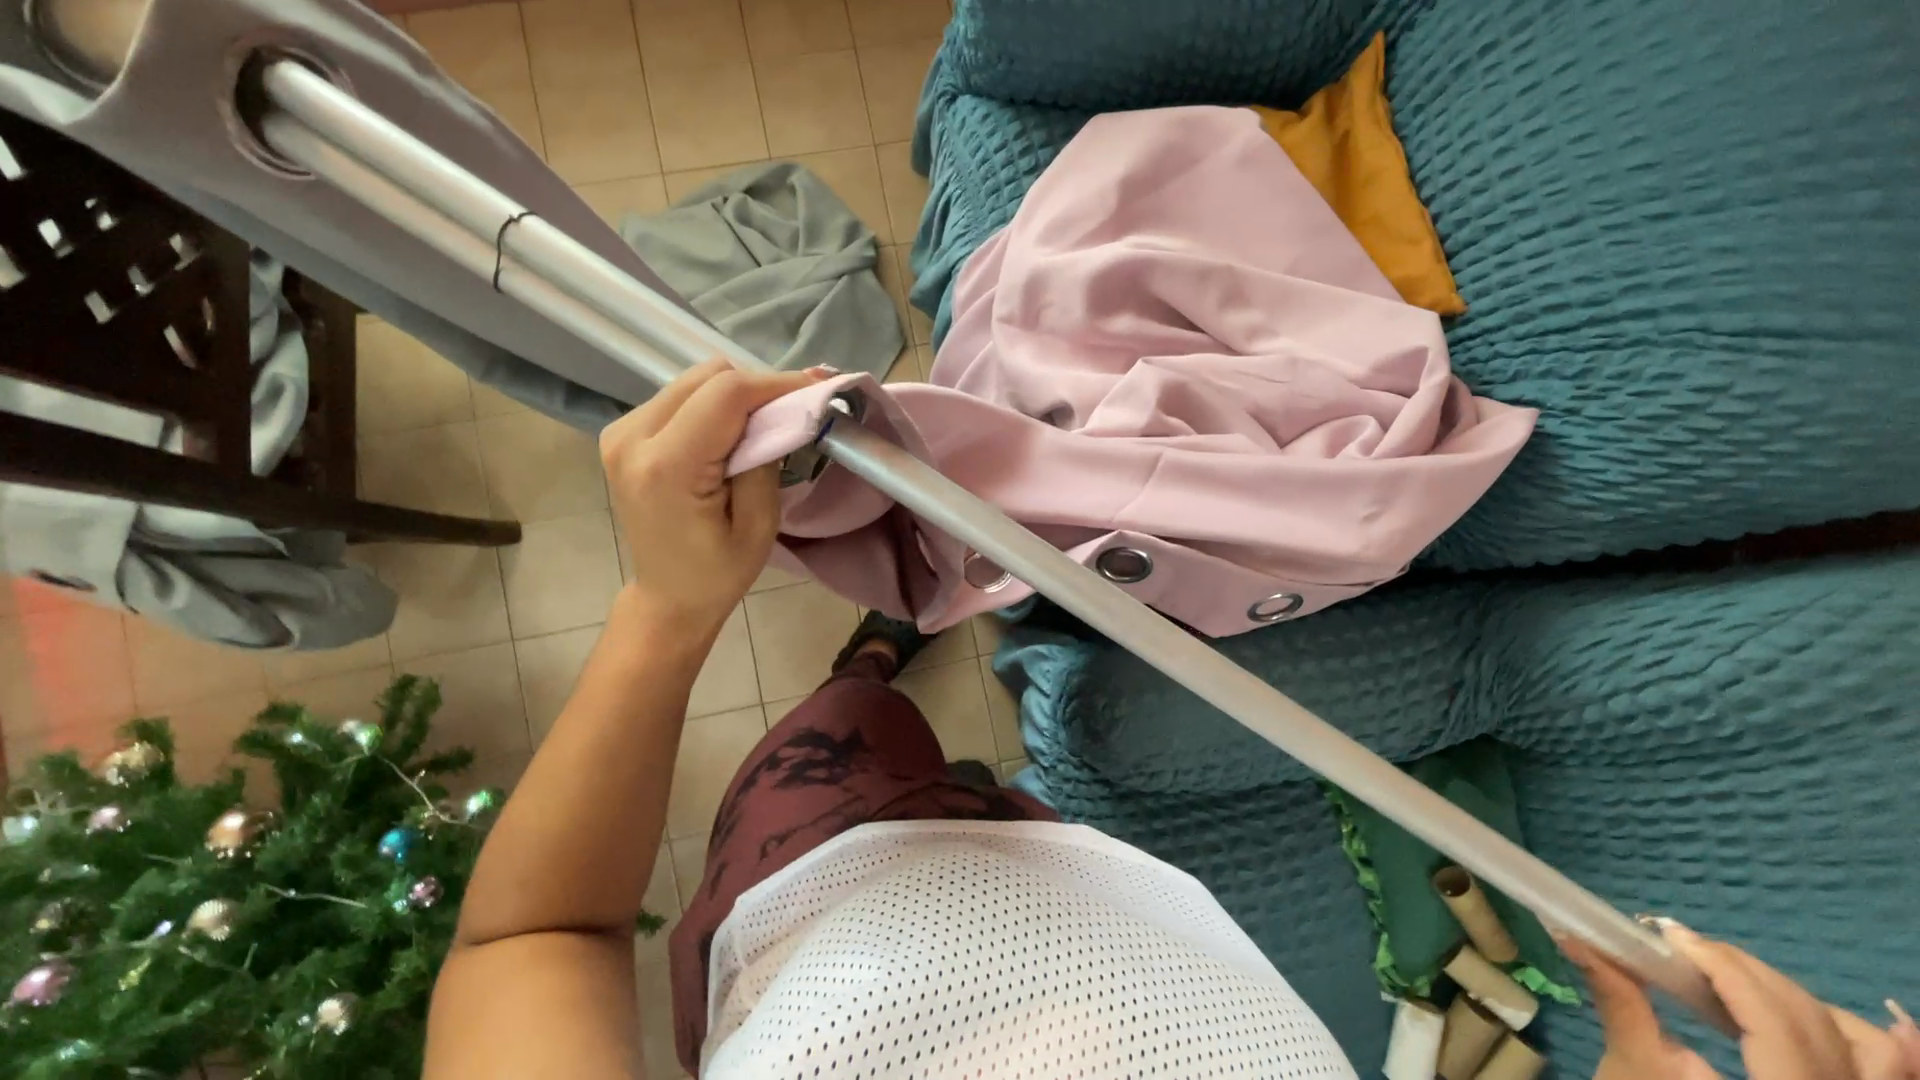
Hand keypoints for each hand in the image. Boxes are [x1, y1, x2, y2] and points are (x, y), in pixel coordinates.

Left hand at [600, 359, 823, 639]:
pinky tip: (733, 431)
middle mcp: (633, 438)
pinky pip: (680, 396)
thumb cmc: (718, 572)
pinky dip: (714, 404)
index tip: (818, 388)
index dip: (776, 384)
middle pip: (708, 376)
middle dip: (758, 387)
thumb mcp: (760, 524)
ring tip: (766, 422)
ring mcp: (621, 432)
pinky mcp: (622, 433)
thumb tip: (784, 411)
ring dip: (736, 394)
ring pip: (694, 380)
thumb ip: (767, 458)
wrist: (667, 596)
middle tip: (795, 408)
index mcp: (666, 467)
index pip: (726, 394)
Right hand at [1569, 923, 1912, 1079]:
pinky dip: (1893, 1051)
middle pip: (1815, 1025)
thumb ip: (1620, 1004)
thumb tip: (1576, 936)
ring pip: (1872, 1052)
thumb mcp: (1632, 1074)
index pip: (1775, 1022)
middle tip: (1688, 952)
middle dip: (1749, 974)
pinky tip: (1884, 1022)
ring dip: (1808, 1003)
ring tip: (1743, 983)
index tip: (1669, 936)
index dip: (1725, 968)